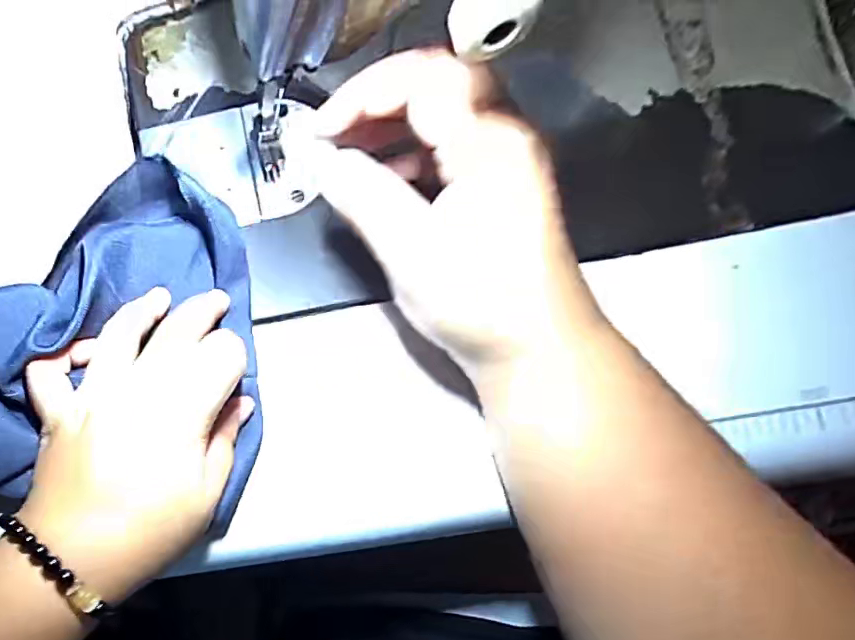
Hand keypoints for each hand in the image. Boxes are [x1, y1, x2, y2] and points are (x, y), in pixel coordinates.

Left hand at [16, 288, 253, 603]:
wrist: (77, 553)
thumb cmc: (151, 531)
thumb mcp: (206, 494)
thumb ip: (224, 440)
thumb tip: (239, 404)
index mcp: (183, 408)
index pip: (219, 355)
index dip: (233, 356)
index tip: (234, 374)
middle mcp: (138, 386)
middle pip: (175, 331)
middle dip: (202, 312)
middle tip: (216, 302)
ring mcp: (92, 393)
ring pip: (115, 332)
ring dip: (140, 309)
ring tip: (157, 300)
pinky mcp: (58, 408)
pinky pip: (52, 369)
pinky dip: (62, 355)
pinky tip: (80, 351)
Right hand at [305, 49, 614, 388]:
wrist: (534, 346)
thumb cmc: (482, 305)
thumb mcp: (410, 251)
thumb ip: (363, 196)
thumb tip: (324, 162)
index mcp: (487, 141)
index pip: (420, 78)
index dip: (360, 96)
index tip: (320, 131)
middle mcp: (504, 138)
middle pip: (435, 85)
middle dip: (375, 104)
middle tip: (332, 135)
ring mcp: (506, 162)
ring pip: (443, 116)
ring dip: (391, 128)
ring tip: (349, 157)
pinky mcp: (500, 190)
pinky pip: (451, 151)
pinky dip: (411, 156)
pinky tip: (384, 183)